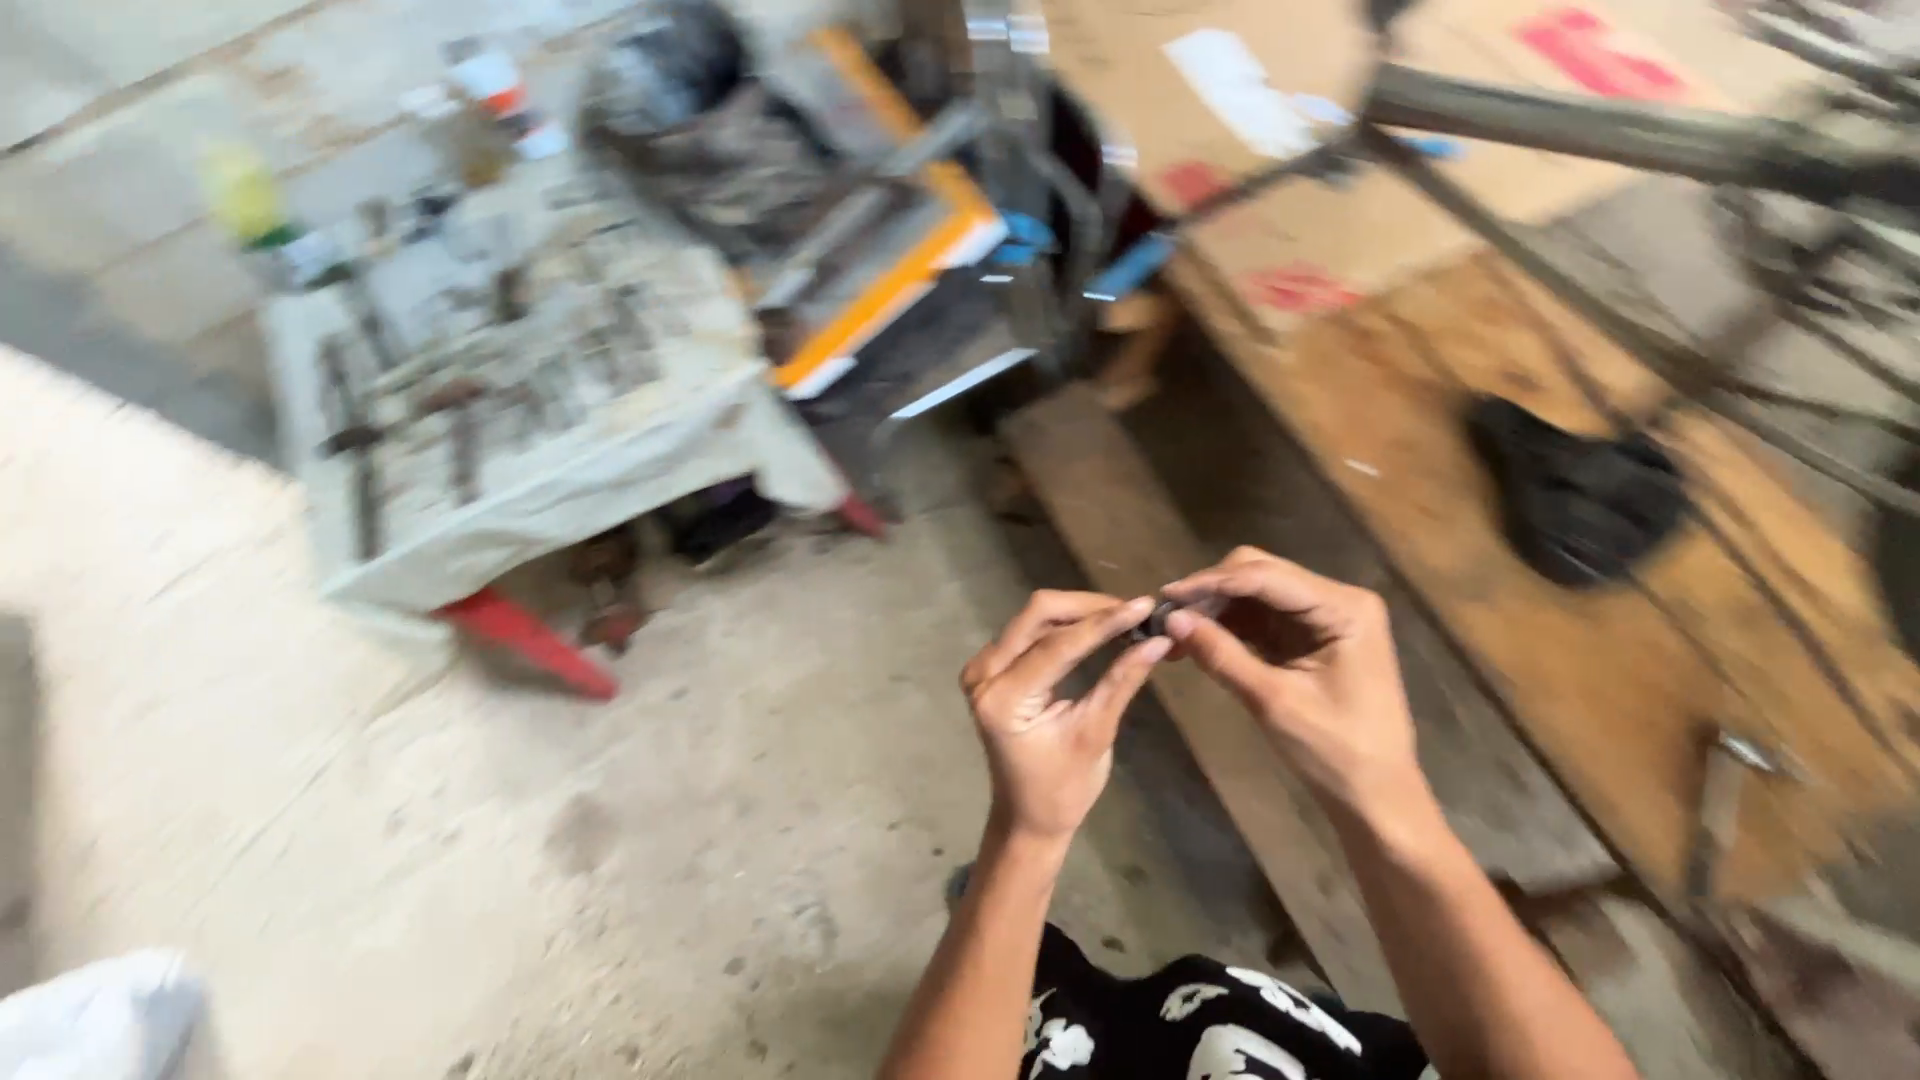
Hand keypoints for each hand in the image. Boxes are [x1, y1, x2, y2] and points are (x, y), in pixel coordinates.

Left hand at [960, 591, 1169, 842]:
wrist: (1026, 817)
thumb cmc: (1062, 789)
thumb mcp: (1096, 734)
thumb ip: (1121, 681)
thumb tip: (1159, 640)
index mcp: (1003, 699)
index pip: (1058, 645)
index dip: (1104, 621)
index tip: (1145, 606)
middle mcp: (982, 675)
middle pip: (1036, 614)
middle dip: (1088, 607)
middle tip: (1134, 610)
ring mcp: (981, 669)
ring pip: (1033, 618)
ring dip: (1077, 612)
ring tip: (1123, 616)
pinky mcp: (990, 668)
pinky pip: (1028, 632)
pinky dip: (1063, 626)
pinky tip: (1096, 627)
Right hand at [1162, 548, 1426, 815]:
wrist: (1374, 795)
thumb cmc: (1334, 750)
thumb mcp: (1272, 701)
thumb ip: (1221, 655)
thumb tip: (1171, 620)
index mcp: (1344, 608)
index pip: (1266, 576)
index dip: (1211, 582)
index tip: (1166, 595)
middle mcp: (1337, 600)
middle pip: (1260, 573)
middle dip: (1212, 592)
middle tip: (1169, 618)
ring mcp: (1323, 617)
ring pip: (1255, 592)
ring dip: (1215, 608)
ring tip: (1177, 633)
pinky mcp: (1309, 637)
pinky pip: (1260, 617)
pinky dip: (1228, 625)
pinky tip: (1199, 640)